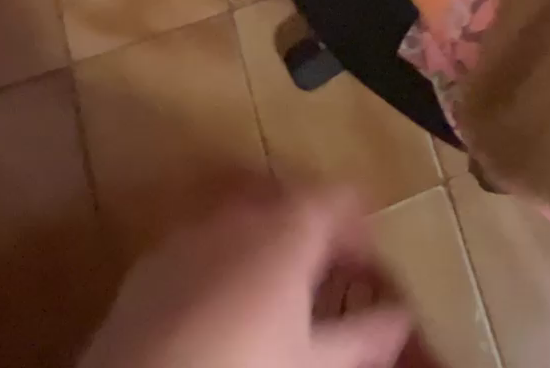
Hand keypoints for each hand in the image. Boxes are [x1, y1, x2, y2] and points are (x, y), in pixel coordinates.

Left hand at [79, 188, 411, 367]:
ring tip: (279, 284)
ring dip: (268, 237)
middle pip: (292, 199)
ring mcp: (191, 234)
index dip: (362, 223)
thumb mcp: (313, 363)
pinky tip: (224, 301)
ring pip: (244, 215)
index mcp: (289, 228)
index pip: (342, 198)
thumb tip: (401, 320)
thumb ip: (364, 336)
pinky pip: (203, 240)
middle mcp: (242, 215)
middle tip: (330, 266)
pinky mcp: (149, 265)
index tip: (371, 256)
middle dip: (314, 226)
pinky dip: (225, 255)